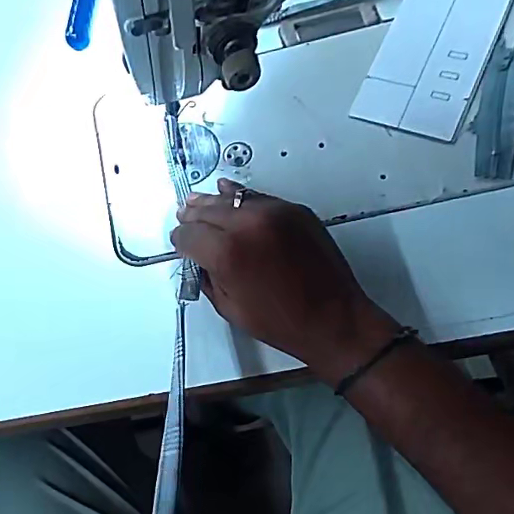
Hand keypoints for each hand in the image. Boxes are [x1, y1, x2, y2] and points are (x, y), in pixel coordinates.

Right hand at [172, 180, 395, 369]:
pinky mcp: (294, 210)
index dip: (179, 240)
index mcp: (227, 253)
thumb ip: (207, 274)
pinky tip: (227, 193)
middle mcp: (248, 226)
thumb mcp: (228, 305)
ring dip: (211, 202)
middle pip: (205, 210)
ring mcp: (274, 214)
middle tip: (184, 221)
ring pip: (229, 197)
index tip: (180, 244)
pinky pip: (256, 196)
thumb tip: (198, 257)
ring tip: (197, 203)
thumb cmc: (283, 321)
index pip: (188, 234)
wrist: (333, 320)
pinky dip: (238, 196)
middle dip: (192, 218)